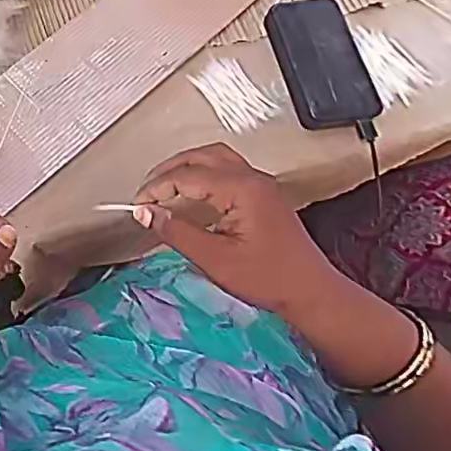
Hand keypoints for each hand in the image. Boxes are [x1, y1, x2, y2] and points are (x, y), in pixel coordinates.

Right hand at [130, 144, 352, 318]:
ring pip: (215, 157)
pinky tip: (190, 192)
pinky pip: (226, 169)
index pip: (187, 176)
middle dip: (168, 170)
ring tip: (163, 186)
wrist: (312, 293)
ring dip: (186, 167)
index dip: (157, 188)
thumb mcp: (214, 258)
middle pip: (201, 156)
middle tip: (146, 192)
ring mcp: (260, 184)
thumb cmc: (268, 279)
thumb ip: (176, 232)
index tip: (138, 205)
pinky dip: (202, 174)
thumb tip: (145, 213)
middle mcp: (252, 178)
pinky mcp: (262, 194)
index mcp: (242, 189)